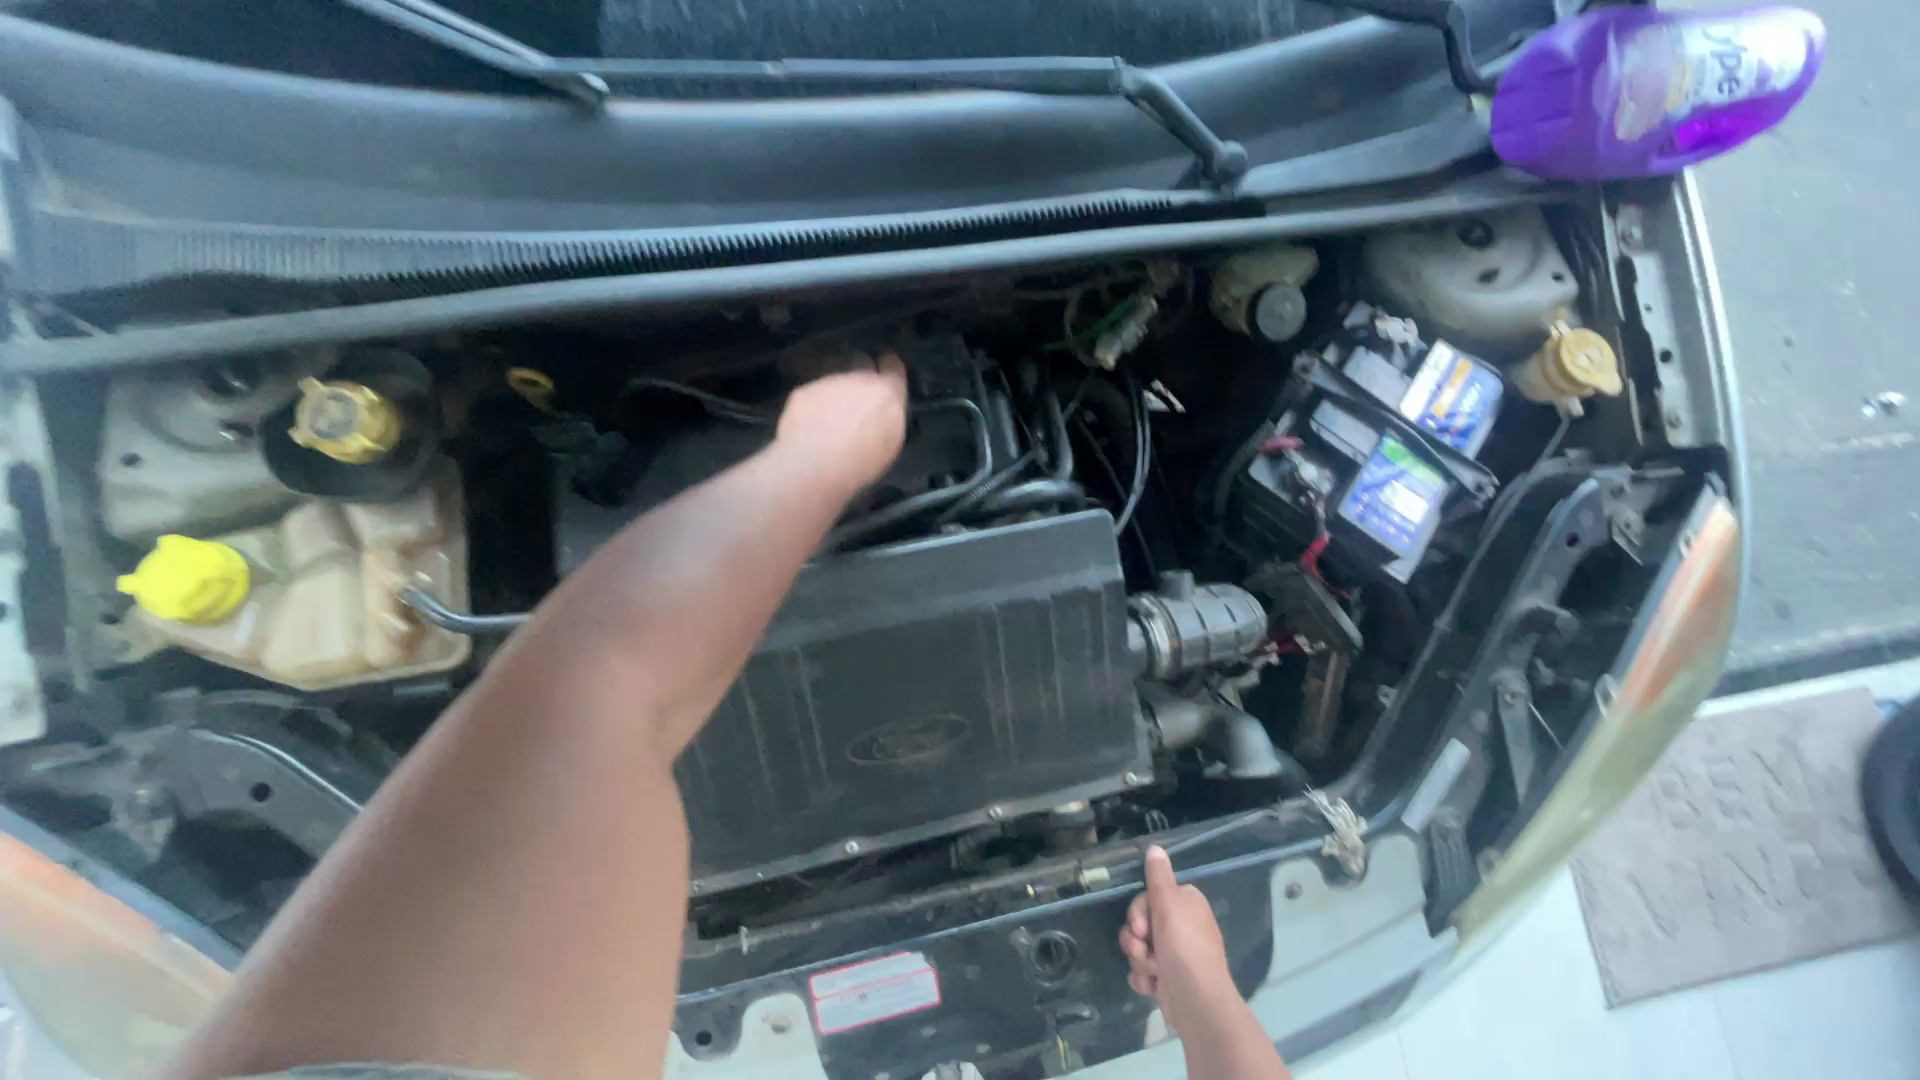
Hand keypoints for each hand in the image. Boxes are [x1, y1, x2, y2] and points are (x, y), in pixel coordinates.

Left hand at [775, 353, 908, 492]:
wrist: (815, 465)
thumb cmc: (862, 462)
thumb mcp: (891, 442)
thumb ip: (889, 416)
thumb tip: (880, 410)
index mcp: (887, 392)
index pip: (893, 365)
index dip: (890, 369)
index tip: (886, 374)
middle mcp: (859, 378)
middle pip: (863, 364)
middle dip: (862, 376)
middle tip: (858, 399)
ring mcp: (829, 381)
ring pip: (836, 378)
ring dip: (837, 391)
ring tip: (831, 416)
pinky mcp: (804, 390)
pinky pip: (814, 392)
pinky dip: (815, 403)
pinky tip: (811, 424)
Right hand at [1119, 845, 1235, 1037]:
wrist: (1196, 1000)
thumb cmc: (1184, 946)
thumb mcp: (1169, 903)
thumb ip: (1158, 875)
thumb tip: (1155, 848)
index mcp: (1186, 904)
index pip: (1150, 896)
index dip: (1139, 910)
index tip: (1141, 922)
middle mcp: (1182, 926)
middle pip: (1140, 922)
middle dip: (1135, 937)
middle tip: (1143, 945)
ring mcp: (1174, 954)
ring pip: (1138, 947)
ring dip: (1138, 958)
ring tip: (1151, 970)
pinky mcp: (1167, 978)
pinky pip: (1142, 970)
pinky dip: (1143, 978)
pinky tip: (1151, 985)